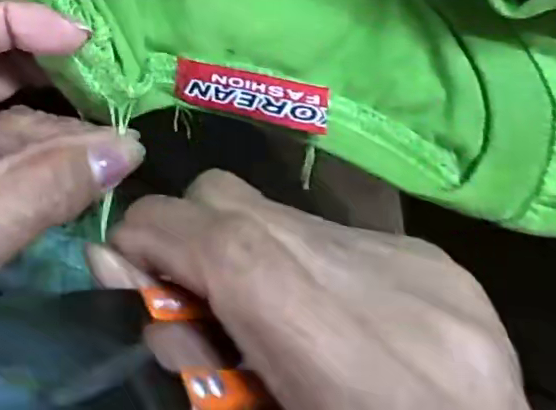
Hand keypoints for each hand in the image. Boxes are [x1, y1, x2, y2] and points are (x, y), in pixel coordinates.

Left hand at [0, 0, 145, 409]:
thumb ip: (48, 185)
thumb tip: (131, 148)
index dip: (17, 19)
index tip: (80, 36)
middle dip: (46, 59)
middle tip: (107, 66)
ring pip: (6, 96)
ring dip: (61, 104)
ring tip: (117, 106)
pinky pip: (16, 141)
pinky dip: (58, 147)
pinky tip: (102, 152)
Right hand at [89, 170, 524, 409]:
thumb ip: (188, 354)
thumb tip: (114, 262)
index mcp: (340, 357)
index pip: (217, 236)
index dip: (150, 235)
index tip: (128, 265)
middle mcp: (383, 284)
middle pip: (236, 199)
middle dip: (189, 235)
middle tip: (193, 298)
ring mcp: (419, 263)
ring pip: (281, 210)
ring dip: (250, 250)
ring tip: (274, 322)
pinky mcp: (442, 263)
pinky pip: (337, 235)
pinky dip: (310, 265)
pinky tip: (337, 324)